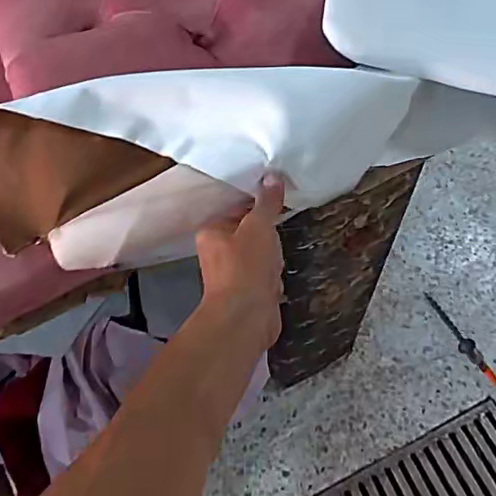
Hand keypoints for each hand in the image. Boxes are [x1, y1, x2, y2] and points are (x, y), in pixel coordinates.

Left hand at [193, 174, 286, 349]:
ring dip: (272, 252)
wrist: (246, 319)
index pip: (233, 206)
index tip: (277, 191)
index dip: (255, 199)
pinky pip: (265, 273)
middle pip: (247, 229)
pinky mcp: (248, 291)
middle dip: (266, 229)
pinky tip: (282, 270)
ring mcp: (233, 272)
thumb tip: (272, 176)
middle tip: (283, 218)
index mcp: (211, 231)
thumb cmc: (246, 266)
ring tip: (283, 245)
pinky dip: (274, 272)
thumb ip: (267, 202)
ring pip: (258, 252)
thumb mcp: (259, 226)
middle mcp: (217, 250)